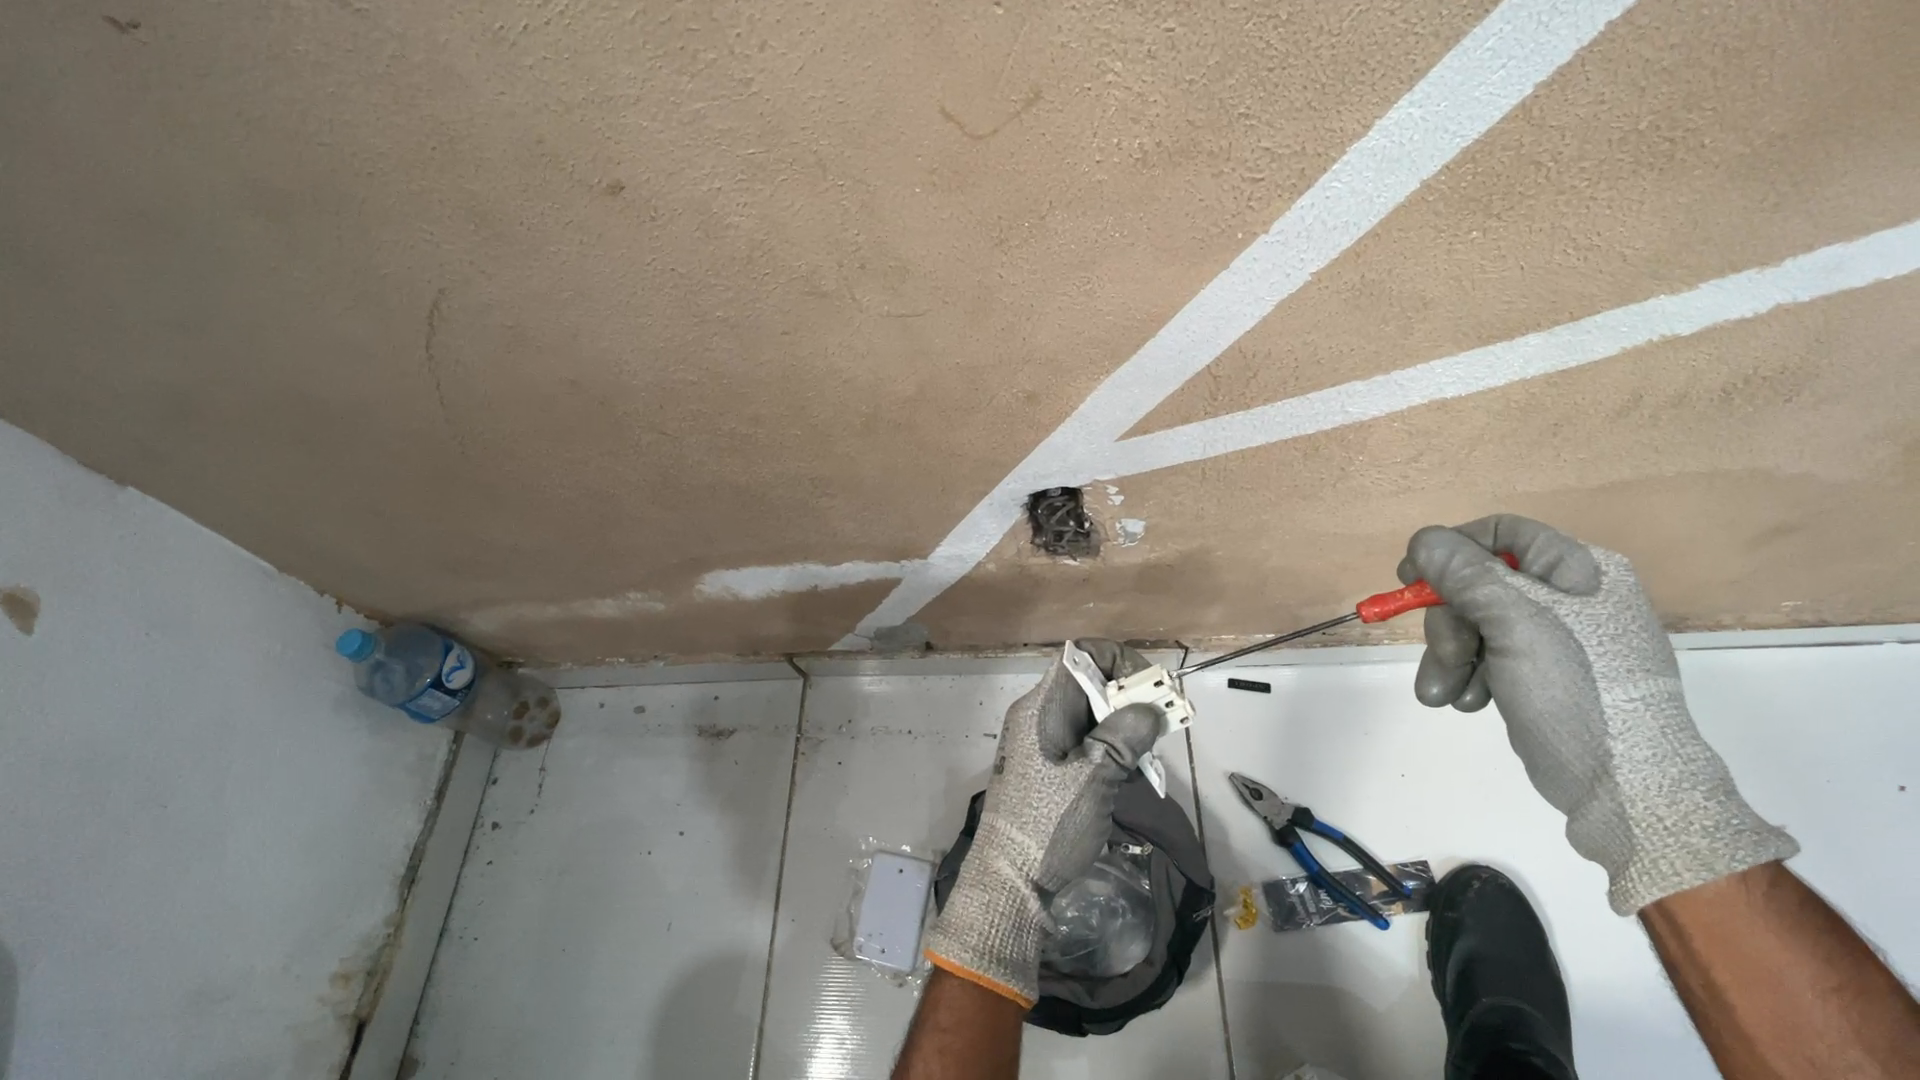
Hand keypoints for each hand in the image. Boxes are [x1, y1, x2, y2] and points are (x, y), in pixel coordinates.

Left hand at [923, 639, 1162, 1005]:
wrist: (1010, 884)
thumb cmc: (1047, 826)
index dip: (1120, 662)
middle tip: (1164, 723)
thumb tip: (1151, 708)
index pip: (1081, 657)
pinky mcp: (1050, 769)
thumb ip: (1123, 738)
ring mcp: (1043, 744)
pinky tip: (1135, 773)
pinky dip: (1113, 750)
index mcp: (1040, 709)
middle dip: (1130, 697)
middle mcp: (1039, 717)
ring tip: (1154, 751)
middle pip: (1090, 685)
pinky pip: (1087, 743)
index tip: (1152, 688)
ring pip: (1092, 715)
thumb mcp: (1092, 779)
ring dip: (1126, 727)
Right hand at [1400, 514, 1797, 913]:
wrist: (1627, 786)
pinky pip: (1485, 659)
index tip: (1410, 579)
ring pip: (1474, 625)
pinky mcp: (1541, 676)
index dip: (1450, 551)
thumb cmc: (1579, 691)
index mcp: (1580, 572)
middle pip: (1477, 585)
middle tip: (1444, 657)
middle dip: (1448, 622)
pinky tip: (1465, 703)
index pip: (1501, 534)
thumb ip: (1468, 576)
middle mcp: (1569, 598)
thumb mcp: (1518, 624)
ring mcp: (1555, 639)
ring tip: (1442, 695)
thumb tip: (1423, 537)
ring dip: (1448, 657)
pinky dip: (1466, 678)